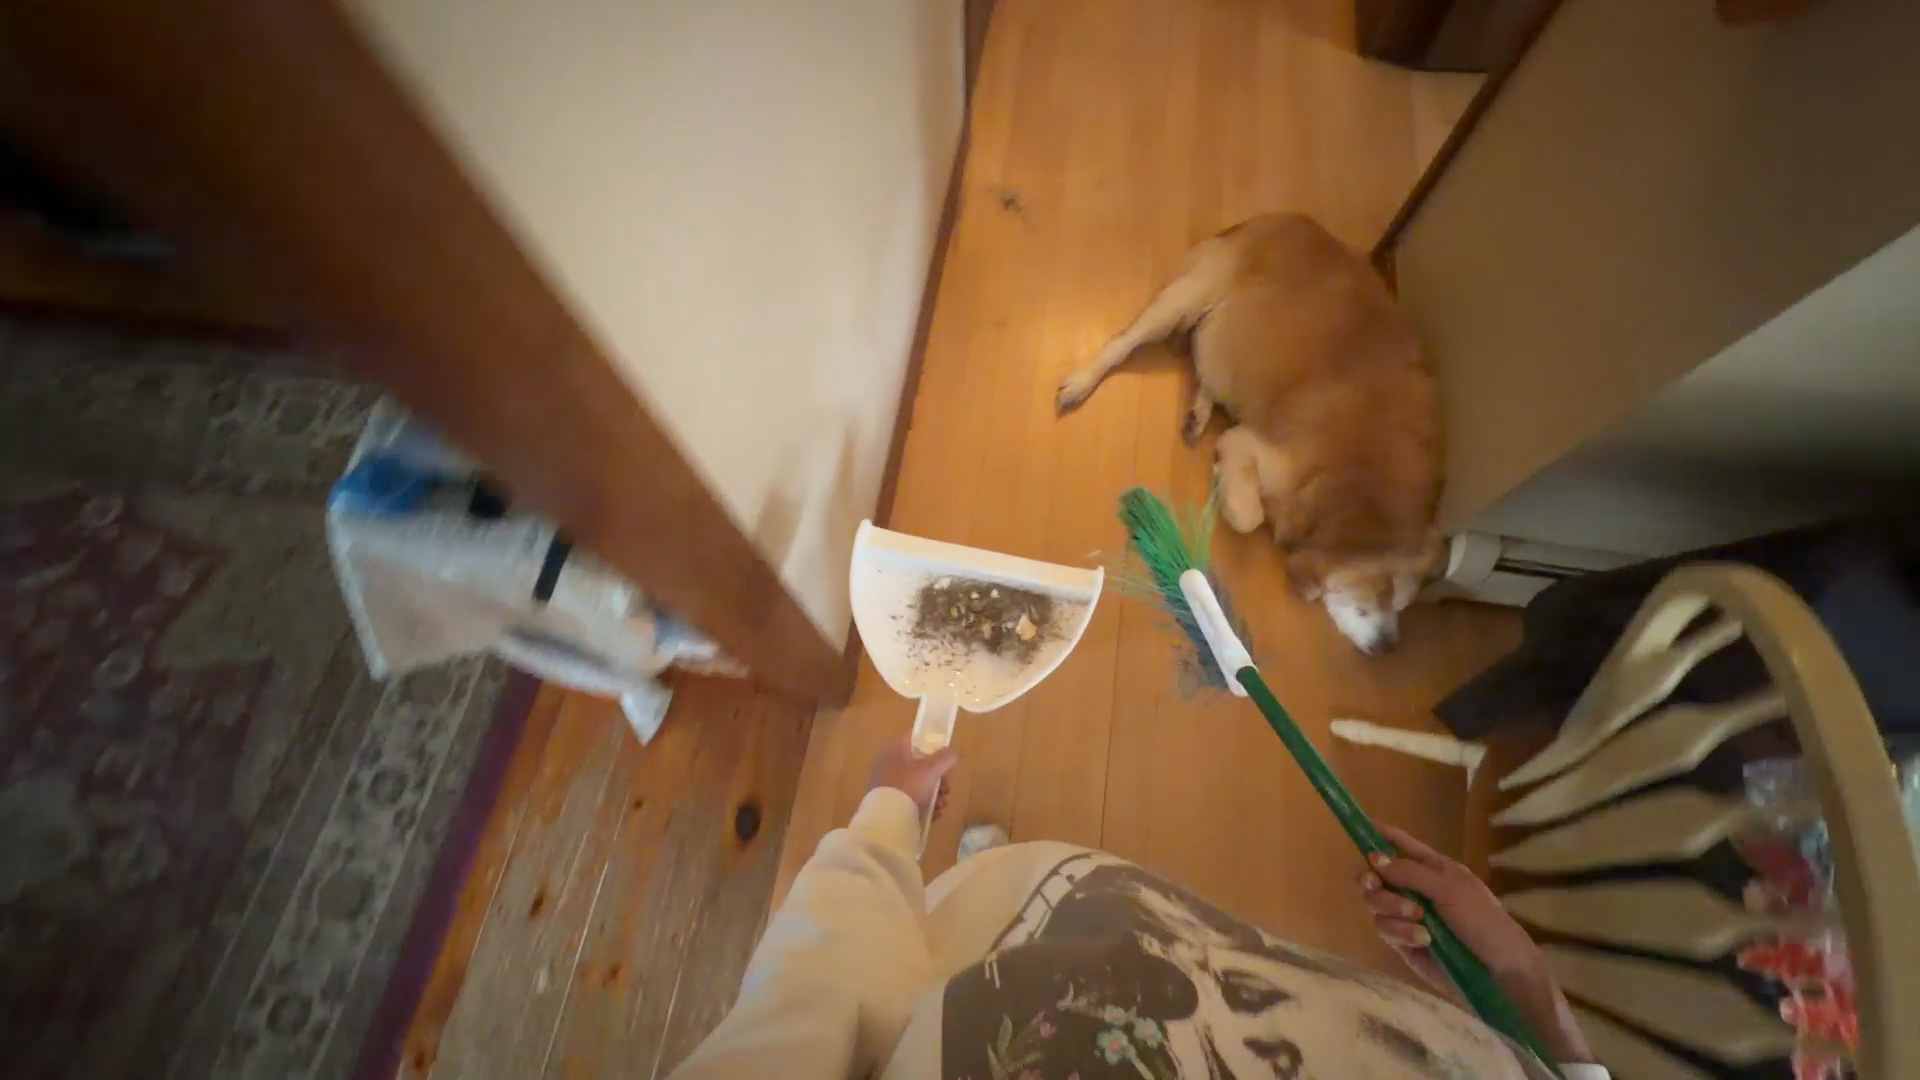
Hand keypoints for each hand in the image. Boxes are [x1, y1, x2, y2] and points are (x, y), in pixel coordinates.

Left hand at [866, 736, 957, 817]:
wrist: (887, 819)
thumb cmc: (909, 786)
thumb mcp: (931, 770)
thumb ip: (946, 757)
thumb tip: (954, 751)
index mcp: (897, 748)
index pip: (916, 736)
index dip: (933, 743)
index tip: (945, 756)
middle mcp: (890, 762)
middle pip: (921, 764)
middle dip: (938, 778)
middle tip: (946, 789)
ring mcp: (888, 782)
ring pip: (918, 783)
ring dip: (934, 794)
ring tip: (941, 806)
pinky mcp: (889, 800)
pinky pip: (911, 798)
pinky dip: (923, 805)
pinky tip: (933, 814)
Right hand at [1360, 825, 1594, 1064]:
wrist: (1503, 976)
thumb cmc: (1485, 923)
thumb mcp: (1450, 889)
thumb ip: (1409, 872)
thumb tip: (1371, 858)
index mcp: (1431, 869)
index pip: (1399, 844)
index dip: (1379, 833)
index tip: (1359, 824)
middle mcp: (1415, 889)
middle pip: (1374, 874)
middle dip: (1374, 880)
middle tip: (1375, 884)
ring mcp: (1408, 916)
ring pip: (1375, 901)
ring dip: (1392, 907)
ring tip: (1418, 920)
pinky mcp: (1405, 943)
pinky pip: (1384, 928)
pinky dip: (1399, 931)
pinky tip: (1422, 939)